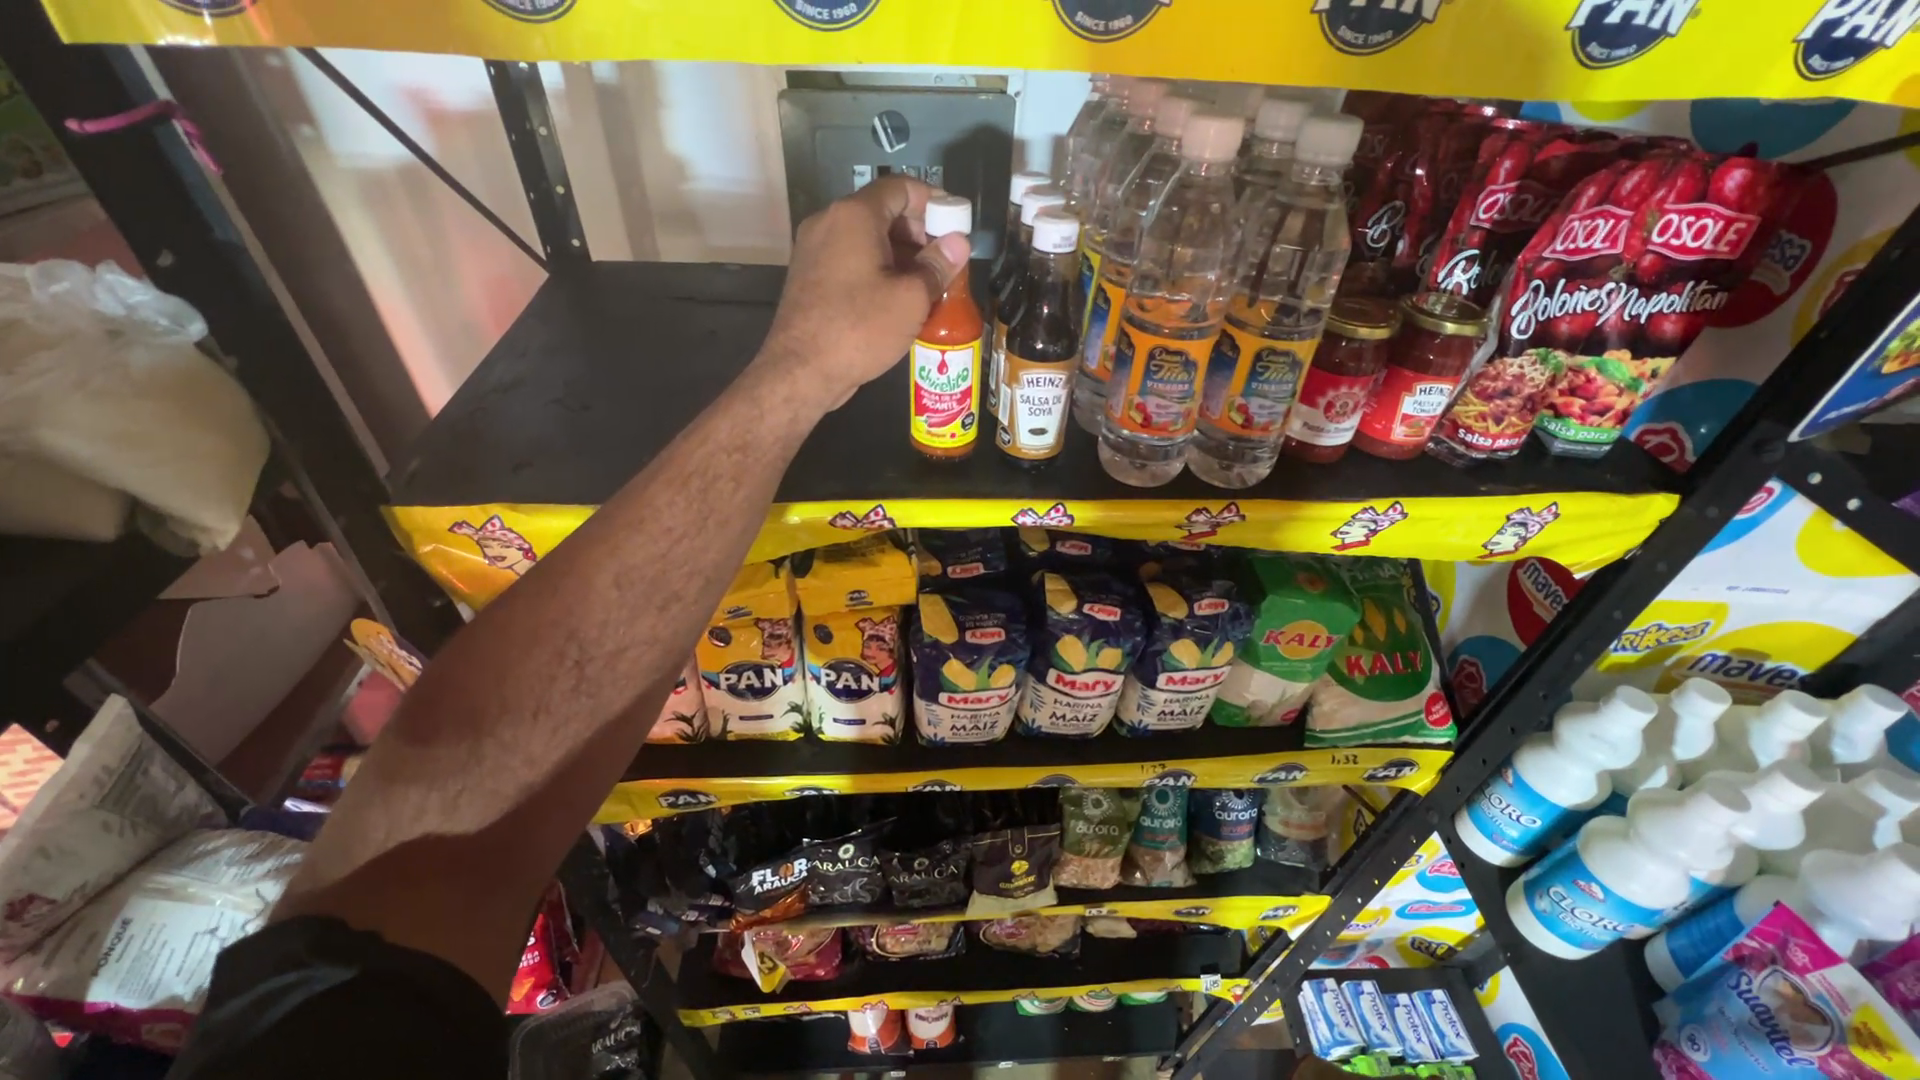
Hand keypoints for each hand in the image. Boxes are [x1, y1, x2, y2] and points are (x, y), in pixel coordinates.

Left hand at [757, 176, 972, 413]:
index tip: (956, 224)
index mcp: (854, 215)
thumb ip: (937, 266)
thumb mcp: (910, 299)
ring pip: (865, 238)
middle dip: (918, 231)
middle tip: (945, 260)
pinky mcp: (808, 277)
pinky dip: (876, 268)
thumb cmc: (859, 329)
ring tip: (928, 283)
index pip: (899, 187)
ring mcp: (813, 250)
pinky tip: (897, 298)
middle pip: (881, 211)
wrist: (800, 371)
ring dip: (899, 254)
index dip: (933, 200)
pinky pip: (850, 259)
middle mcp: (828, 222)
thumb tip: (958, 244)